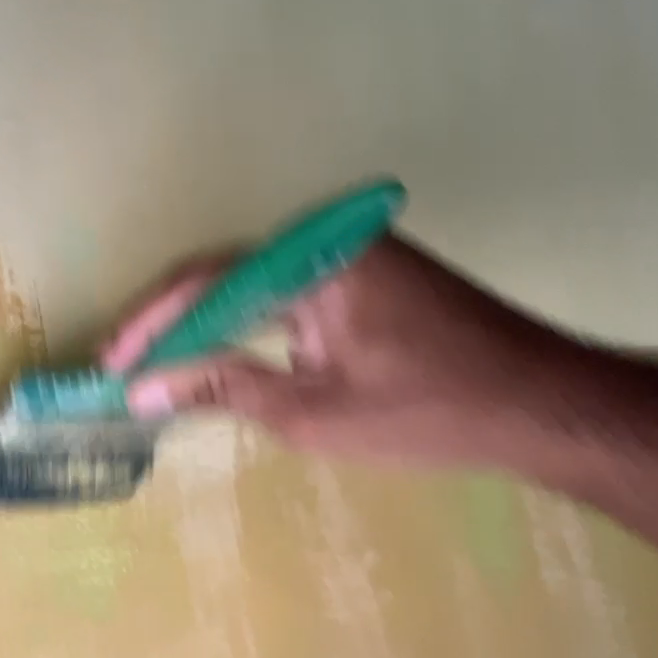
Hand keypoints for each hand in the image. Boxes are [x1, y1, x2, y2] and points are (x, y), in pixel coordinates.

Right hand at [99, 231, 587, 474]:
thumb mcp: (308, 411)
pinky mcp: (360, 279)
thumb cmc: (425, 413)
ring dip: (196, 326)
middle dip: (164, 324)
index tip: (109, 364)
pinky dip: (237, 326)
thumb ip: (218, 388)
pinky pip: (277, 295)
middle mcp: (326, 244)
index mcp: (315, 262)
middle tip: (121, 367)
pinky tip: (210, 355)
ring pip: (244, 285)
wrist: (547, 409)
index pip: (204, 282)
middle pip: (219, 276)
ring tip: (151, 365)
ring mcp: (346, 258)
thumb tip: (139, 390)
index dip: (147, 325)